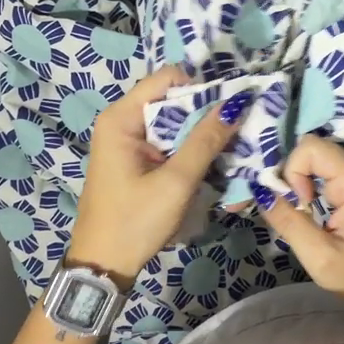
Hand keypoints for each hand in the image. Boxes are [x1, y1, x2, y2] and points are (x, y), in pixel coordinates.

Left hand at [69, 66, 248, 284]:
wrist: (104, 265)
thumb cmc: (135, 221)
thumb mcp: (176, 182)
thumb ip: (205, 141)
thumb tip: (235, 104)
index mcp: (122, 118)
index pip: (168, 78)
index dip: (201, 88)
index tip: (229, 108)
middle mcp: (122, 122)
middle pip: (173, 99)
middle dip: (206, 112)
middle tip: (239, 128)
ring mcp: (129, 141)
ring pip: (175, 122)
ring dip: (202, 133)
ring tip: (233, 145)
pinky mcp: (137, 160)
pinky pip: (170, 142)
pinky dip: (191, 148)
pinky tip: (213, 162)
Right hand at [254, 136, 343, 298]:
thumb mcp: (320, 257)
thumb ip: (289, 222)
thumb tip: (260, 193)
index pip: (311, 147)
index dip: (293, 171)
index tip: (300, 207)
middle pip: (314, 151)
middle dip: (294, 177)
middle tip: (297, 213)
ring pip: (318, 161)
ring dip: (302, 184)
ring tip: (305, 216)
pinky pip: (328, 172)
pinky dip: (313, 188)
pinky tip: (315, 213)